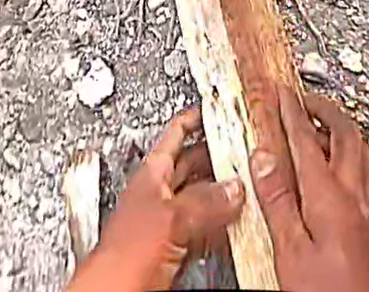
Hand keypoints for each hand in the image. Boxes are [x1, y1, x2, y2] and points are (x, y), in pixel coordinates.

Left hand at [68, 107, 244, 291]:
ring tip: (247, 186)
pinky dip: (222, 226)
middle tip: (244, 151)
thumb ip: (204, 198)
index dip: (197, 118)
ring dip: (224, 194)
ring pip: (202, 199)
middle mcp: (158, 195)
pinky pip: (204, 231)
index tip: (219, 109)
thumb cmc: (120, 260)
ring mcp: (166, 224)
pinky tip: (235, 225)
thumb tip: (234, 186)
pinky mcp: (174, 253)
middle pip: (193, 165)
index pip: (177, 133)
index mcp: (151, 174)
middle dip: (218, 157)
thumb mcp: (170, 217)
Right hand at [251, 87, 368, 291]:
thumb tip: (264, 157)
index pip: (307, 139)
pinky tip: (351, 167)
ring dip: (345, 128)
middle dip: (323, 108)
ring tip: (328, 122)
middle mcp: (355, 195)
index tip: (280, 92)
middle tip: (304, 98)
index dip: (291, 110)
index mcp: (330, 196)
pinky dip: (359, 155)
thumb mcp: (290, 254)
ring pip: (364, 150)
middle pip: (344, 134)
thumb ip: (278, 202)